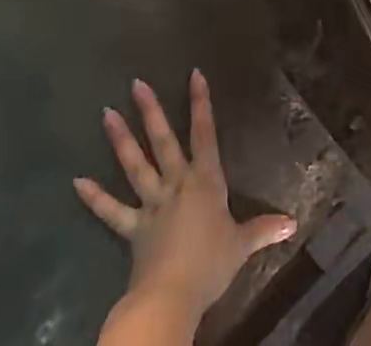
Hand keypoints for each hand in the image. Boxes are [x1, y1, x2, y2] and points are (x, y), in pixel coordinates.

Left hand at [75, 72, 296, 337]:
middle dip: (151, 111)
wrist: (170, 296)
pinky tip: (77, 182)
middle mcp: (177, 184)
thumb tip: (292, 223)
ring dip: (120, 140)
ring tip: (107, 113)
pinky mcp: (132, 229)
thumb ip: (264, 229)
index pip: (205, 134)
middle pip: (163, 141)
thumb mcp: (243, 244)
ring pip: (135, 166)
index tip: (194, 75)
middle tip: (136, 84)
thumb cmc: (211, 263)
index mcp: (206, 181)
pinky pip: (111, 211)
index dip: (201, 104)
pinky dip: (94, 197)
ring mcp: (151, 204)